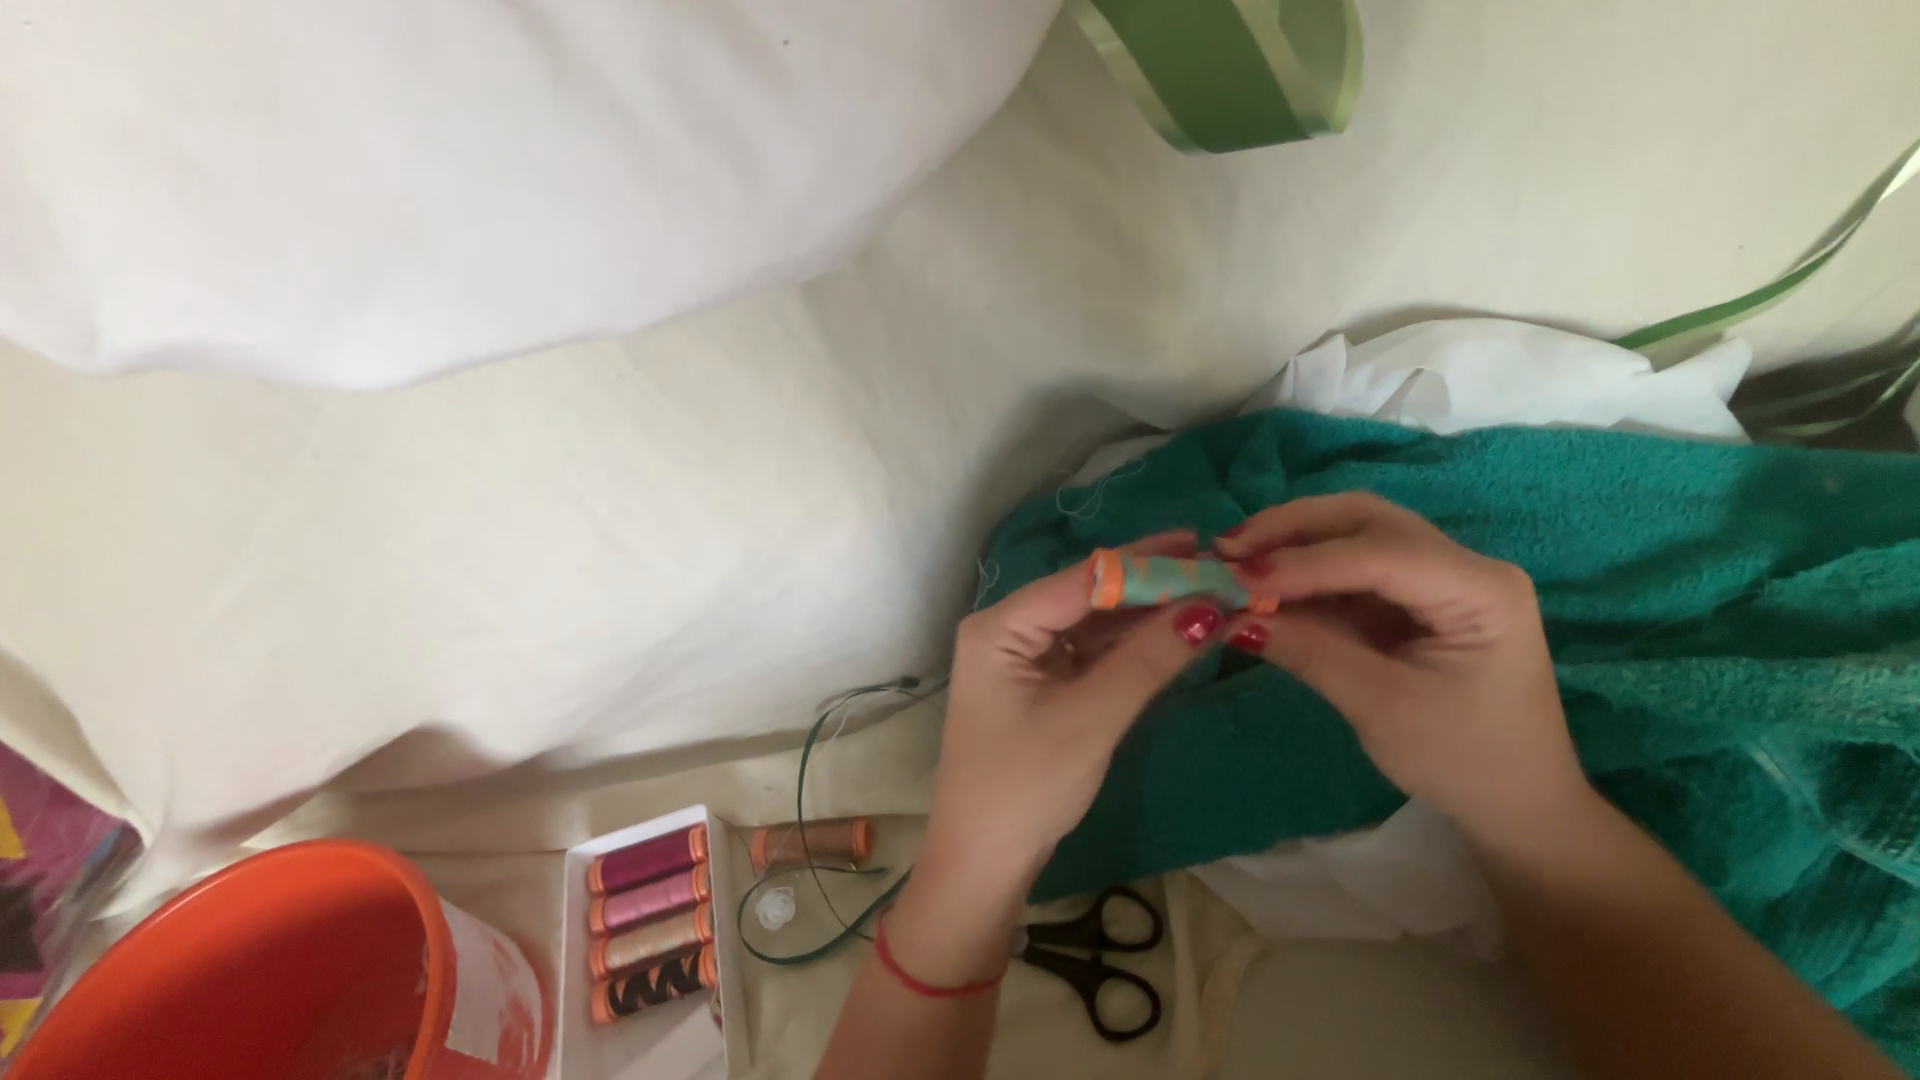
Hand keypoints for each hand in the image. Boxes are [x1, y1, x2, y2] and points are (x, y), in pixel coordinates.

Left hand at [927, 531, 1226, 896]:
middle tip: (1216, 567)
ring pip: (1093, 624)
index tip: (1205, 547)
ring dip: (1146, 616)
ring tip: (1209, 595)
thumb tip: (1211, 606)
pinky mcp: (1041, 685)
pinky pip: (1091, 654)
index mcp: (1000, 627)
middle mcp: (1007, 630)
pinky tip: (1175, 633)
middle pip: (1087, 596)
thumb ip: (1148, 659)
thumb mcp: (1091, 718)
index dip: (1145, 563)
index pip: (1081, 580)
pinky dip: (1131, 648)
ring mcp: (1024, 659)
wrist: (984, 860)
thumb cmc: (1027, 785)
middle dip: (1150, 585)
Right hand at [1215, 494, 1592, 844]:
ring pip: (1353, 533)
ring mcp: (1436, 578)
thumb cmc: (1463, 760)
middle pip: (1366, 519)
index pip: (1379, 553)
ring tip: (1235, 560)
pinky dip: (1302, 572)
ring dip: (1292, 542)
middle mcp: (1462, 566)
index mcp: (1479, 590)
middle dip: (1292, 528)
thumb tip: (1230, 617)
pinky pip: (1348, 568)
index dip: (1304, 560)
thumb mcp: (1381, 708)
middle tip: (1229, 550)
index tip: (1237, 575)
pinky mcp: (1410, 598)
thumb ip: (1308, 651)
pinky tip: (1262, 583)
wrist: (1515, 802)